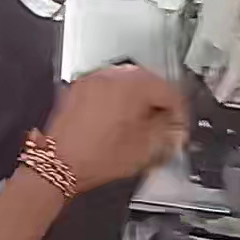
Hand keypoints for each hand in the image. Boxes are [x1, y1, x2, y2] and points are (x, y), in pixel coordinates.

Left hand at [44, 64, 187, 191]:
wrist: (59, 164)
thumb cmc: (94, 158)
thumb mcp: (145, 149)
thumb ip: (167, 130)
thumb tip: (175, 124)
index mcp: (134, 86)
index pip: (170, 91)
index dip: (180, 112)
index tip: (179, 124)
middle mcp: (113, 76)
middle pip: (150, 82)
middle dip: (159, 103)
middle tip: (164, 123)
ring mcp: (94, 79)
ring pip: (127, 82)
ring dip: (139, 99)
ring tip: (141, 123)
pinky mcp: (80, 87)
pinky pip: (107, 87)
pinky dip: (118, 99)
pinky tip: (118, 120)